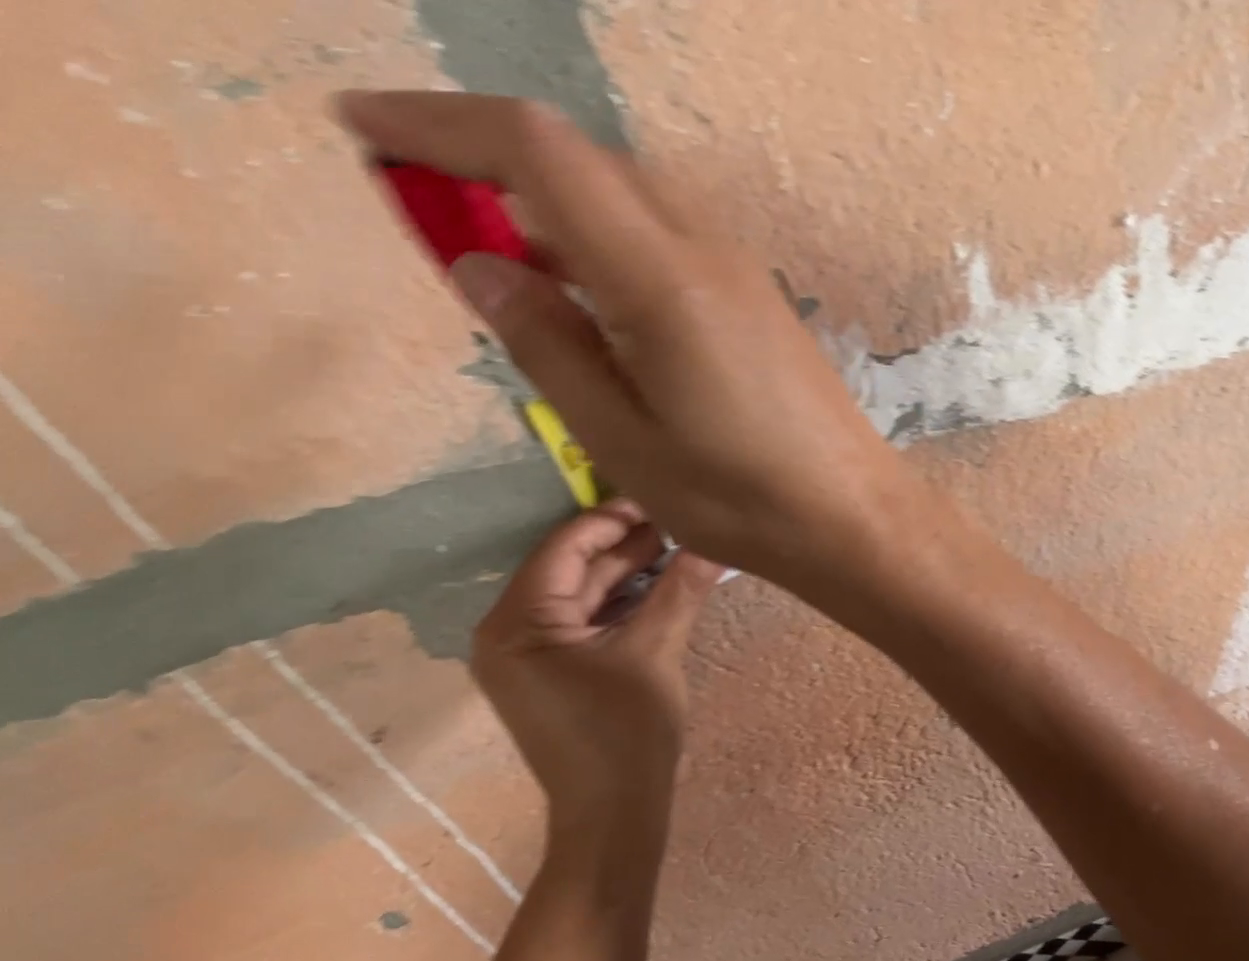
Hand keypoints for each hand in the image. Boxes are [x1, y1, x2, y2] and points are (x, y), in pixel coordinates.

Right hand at [332, 91, 927, 585]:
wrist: (849, 513)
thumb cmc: (735, 497)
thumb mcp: (618, 437)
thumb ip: (545, 342)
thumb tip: (475, 263)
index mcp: (659, 277)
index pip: (536, 151)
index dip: (440, 123)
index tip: (363, 125)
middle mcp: (702, 247)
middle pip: (580, 160)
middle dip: (488, 161)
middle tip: (424, 205)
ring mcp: (736, 267)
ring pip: (624, 195)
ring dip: (547, 203)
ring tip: (494, 256)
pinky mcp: (751, 294)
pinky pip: (661, 234)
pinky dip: (601, 238)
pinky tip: (579, 293)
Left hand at [470, 499, 722, 830]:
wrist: (613, 817)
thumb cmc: (626, 734)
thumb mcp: (655, 652)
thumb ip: (680, 588)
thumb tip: (716, 541)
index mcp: (517, 623)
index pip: (564, 546)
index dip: (614, 518)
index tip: (662, 499)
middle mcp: (507, 633)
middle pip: (571, 569)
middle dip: (626, 545)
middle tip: (680, 520)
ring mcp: (525, 656)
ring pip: (580, 595)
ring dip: (627, 573)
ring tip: (679, 546)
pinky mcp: (547, 673)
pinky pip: (582, 622)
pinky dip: (619, 603)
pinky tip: (662, 584)